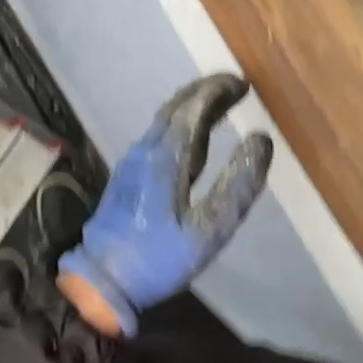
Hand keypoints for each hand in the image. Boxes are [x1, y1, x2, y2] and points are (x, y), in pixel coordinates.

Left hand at [57, 74, 272, 337]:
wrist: (101, 279)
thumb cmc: (158, 257)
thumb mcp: (209, 229)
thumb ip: (238, 184)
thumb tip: (261, 140)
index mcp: (165, 155)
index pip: (193, 107)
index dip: (218, 91)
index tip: (243, 83)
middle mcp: (145, 149)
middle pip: (176, 108)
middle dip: (205, 93)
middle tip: (235, 87)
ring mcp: (132, 162)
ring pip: (164, 121)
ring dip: (191, 108)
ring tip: (218, 106)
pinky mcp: (127, 177)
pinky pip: (157, 137)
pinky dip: (180, 126)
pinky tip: (191, 141)